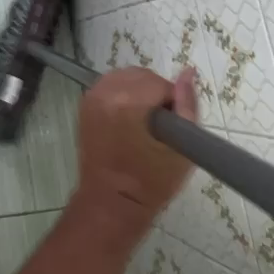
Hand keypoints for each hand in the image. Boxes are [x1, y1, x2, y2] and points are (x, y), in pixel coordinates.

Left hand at [72, 65, 198, 225]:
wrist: (111, 201)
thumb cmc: (151, 182)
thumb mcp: (180, 149)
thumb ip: (187, 107)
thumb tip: (188, 72)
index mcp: (127, 103)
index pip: (161, 84)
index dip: (173, 103)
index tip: (173, 128)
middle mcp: (105, 93)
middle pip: (143, 76)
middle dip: (156, 94)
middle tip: (161, 126)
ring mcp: (91, 96)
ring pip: (126, 76)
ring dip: (140, 91)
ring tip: (145, 122)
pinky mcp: (85, 103)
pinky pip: (111, 84)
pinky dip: (123, 93)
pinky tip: (129, 118)